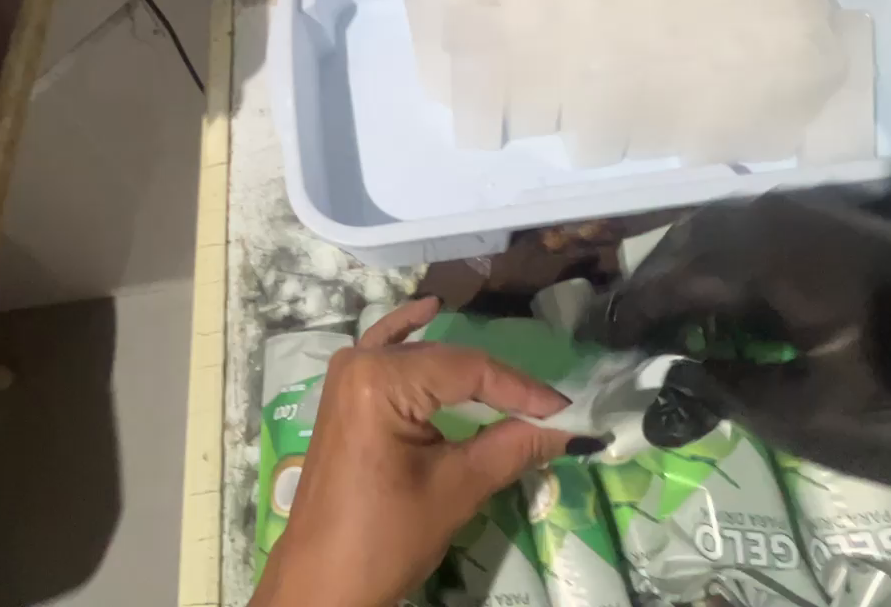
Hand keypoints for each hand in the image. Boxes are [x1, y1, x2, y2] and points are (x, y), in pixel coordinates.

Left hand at [251, 297, 587, 606]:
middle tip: (550, 408)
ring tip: (513, 383)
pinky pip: (384, 349)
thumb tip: (568, 428)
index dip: (521, 389)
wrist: (321, 580)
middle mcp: (360, 361)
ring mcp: (348, 372)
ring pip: (421, 357)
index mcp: (381, 379)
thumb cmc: (384, 538)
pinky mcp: (346, 389)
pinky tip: (432, 311)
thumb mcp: (454, 490)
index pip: (467, 369)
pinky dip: (410, 332)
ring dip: (464, 367)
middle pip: (445, 360)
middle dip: (498, 384)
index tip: (567, 409)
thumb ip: (511, 447)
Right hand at [584, 193, 890, 571]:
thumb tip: (676, 367)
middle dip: (652, 285)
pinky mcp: (841, 220)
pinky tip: (729, 294)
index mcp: (764, 258)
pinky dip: (725, 260)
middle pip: (686, 243)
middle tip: (629, 327)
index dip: (627, 313)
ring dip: (687, 269)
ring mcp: (812, 212)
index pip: (668, 280)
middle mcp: (777, 217)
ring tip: (672, 313)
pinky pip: (755, 230)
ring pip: (720, 230)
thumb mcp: (818, 421)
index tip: (596, 339)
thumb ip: (730, 389)